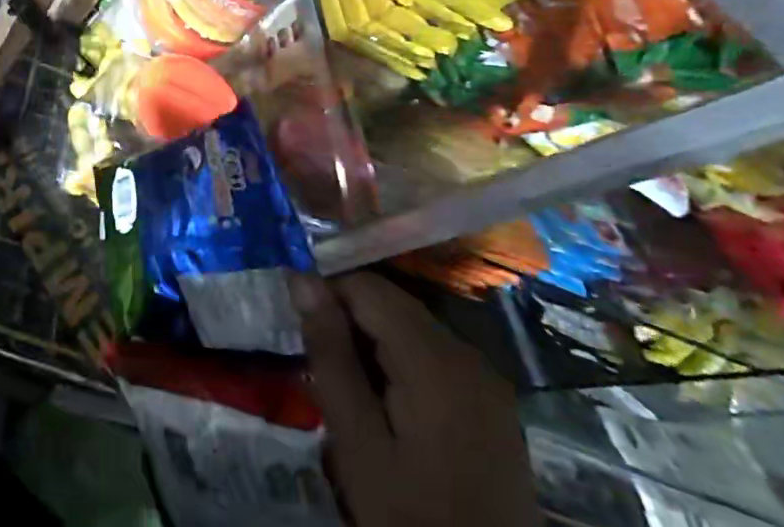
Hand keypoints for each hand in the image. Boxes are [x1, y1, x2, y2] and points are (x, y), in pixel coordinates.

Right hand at [292, 273, 540, 526]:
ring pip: (408, 325)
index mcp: (436, 362)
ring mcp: (486, 379)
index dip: (324, 292)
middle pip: (391, 303)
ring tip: (339, 377)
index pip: (367, 288)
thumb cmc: (409, 510)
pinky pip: (430, 352)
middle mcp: (469, 356)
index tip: (293, 320)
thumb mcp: (356, 437)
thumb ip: (330, 352)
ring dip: (367, 338)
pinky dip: (395, 358)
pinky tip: (377, 396)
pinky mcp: (490, 401)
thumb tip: (301, 279)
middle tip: (311, 353)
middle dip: (345, 315)